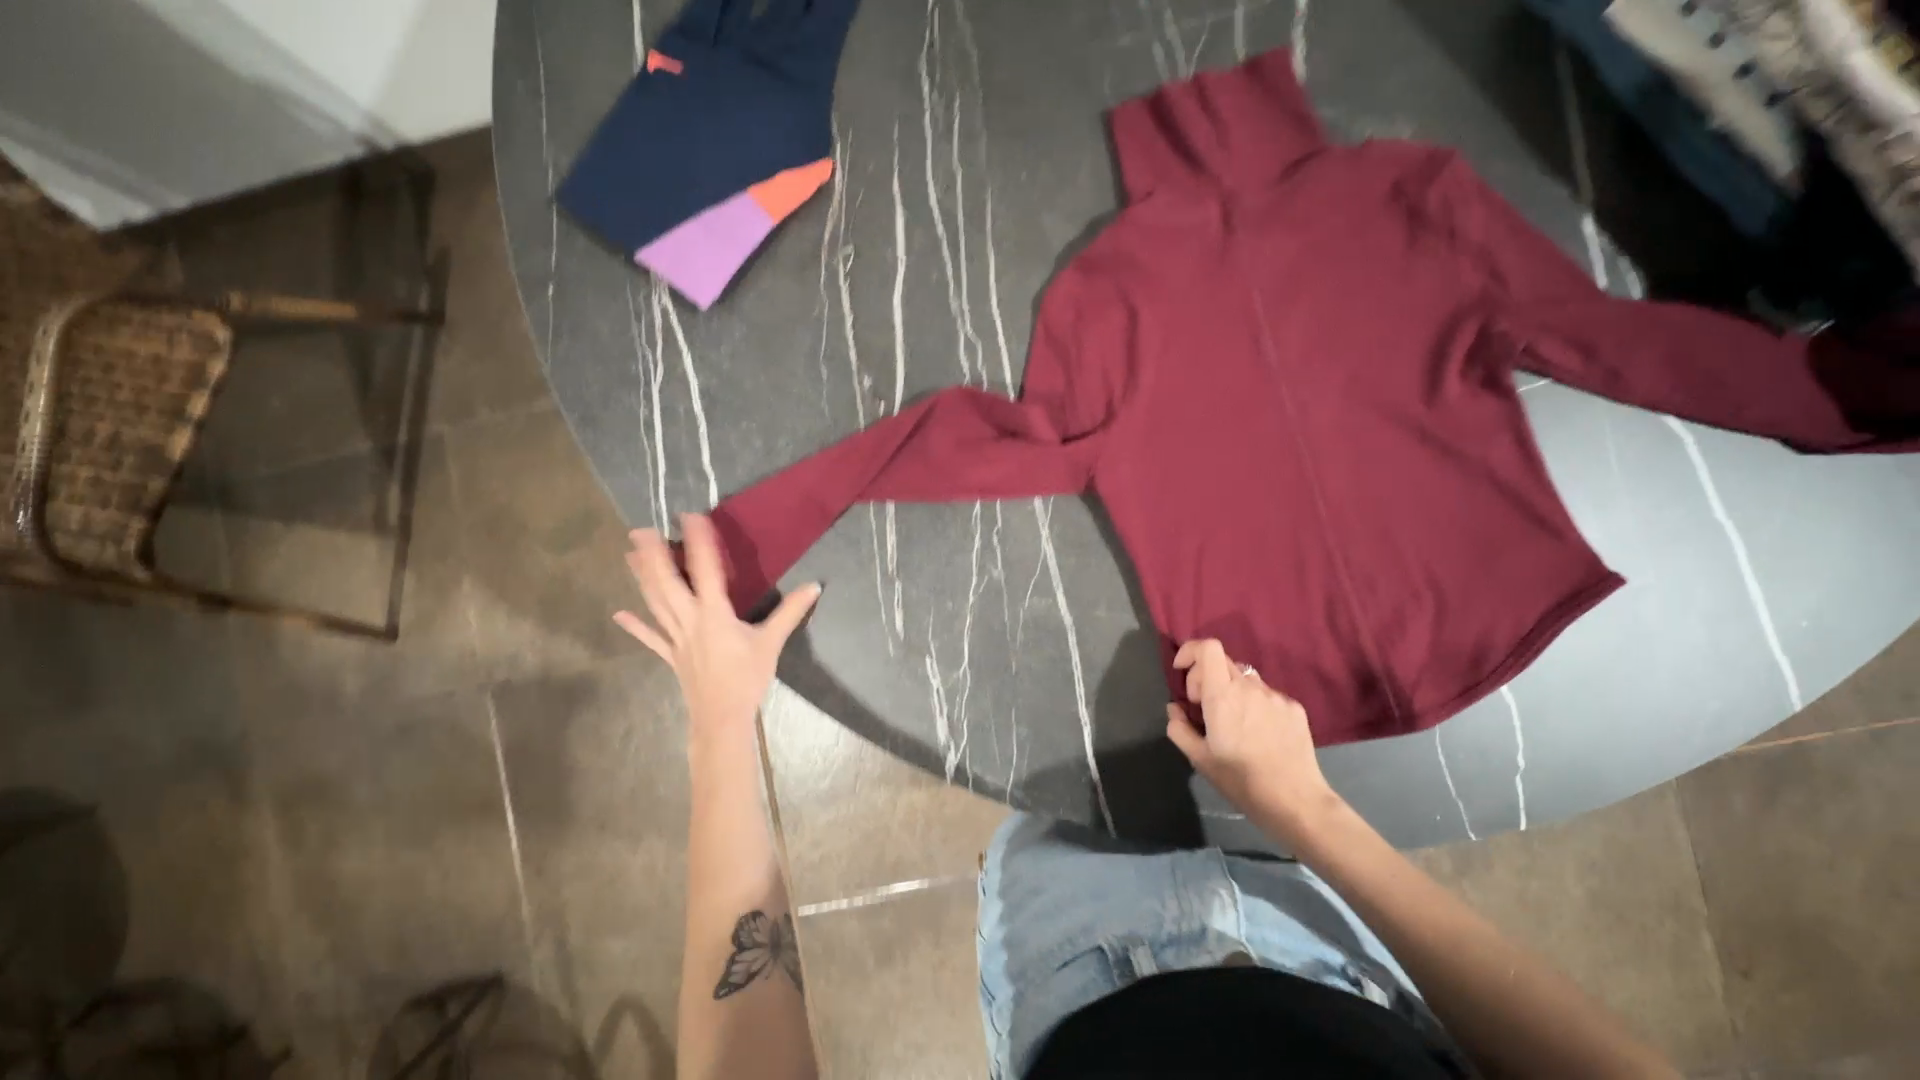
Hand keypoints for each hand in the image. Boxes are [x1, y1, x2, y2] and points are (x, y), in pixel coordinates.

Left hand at [614, 514, 820, 754]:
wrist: (722, 717)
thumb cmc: (747, 678)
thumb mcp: (772, 643)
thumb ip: (790, 612)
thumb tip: (814, 585)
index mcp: (714, 613)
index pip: (705, 569)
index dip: (698, 541)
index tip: (689, 516)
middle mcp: (689, 620)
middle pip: (666, 582)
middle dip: (653, 555)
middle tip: (639, 529)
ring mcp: (676, 638)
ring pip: (655, 603)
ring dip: (641, 578)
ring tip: (628, 554)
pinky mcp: (671, 655)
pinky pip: (651, 637)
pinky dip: (636, 626)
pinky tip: (619, 615)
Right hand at [1165, 639, 1341, 842]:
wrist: (1294, 800)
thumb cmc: (1240, 780)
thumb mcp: (1200, 759)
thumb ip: (1179, 728)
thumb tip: (1175, 709)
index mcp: (1222, 696)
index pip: (1208, 648)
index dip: (1191, 651)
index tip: (1182, 672)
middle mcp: (1250, 687)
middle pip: (1224, 662)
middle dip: (1206, 677)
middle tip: (1203, 707)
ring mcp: (1276, 696)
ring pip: (1246, 680)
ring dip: (1232, 691)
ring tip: (1234, 724)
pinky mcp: (1295, 708)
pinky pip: (1267, 696)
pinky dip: (1255, 705)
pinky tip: (1259, 735)